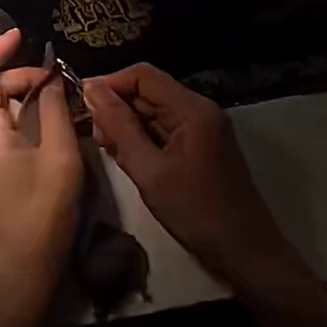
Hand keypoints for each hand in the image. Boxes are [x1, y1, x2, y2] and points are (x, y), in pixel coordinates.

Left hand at [0, 29, 82, 295]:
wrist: (21, 268)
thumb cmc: (42, 211)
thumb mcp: (60, 155)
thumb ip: (54, 109)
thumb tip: (51, 77)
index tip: (22, 34)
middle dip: (22, 77)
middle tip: (59, 82)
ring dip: (23, 97)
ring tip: (57, 100)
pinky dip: (19, 117)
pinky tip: (45, 122)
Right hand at [82, 64, 303, 289]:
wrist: (244, 251)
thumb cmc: (196, 211)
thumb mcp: (150, 171)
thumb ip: (120, 128)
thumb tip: (92, 91)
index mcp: (192, 108)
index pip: (143, 75)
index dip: (110, 83)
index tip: (81, 102)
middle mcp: (200, 109)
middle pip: (149, 91)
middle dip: (117, 106)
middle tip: (94, 134)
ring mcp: (202, 128)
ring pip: (154, 111)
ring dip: (127, 124)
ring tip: (109, 148)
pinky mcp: (201, 145)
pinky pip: (164, 129)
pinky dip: (142, 138)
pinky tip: (128, 157)